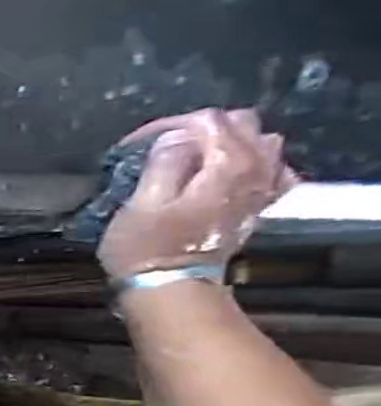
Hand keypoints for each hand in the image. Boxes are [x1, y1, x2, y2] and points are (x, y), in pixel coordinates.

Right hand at [98, 108, 296, 280]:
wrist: (170, 284)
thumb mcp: (140, 204)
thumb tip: (174, 138)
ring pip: (260, 141)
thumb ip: (163, 164)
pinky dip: (249, 163)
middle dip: (198, 128)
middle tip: (159, 147)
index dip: (169, 125)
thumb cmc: (145, 245)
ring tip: (186, 158)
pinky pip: (271, 168)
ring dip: (224, 142)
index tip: (134, 145)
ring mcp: (264, 188)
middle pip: (242, 124)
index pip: (208, 120)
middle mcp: (257, 170)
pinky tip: (223, 174)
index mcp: (227, 166)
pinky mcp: (259, 203)